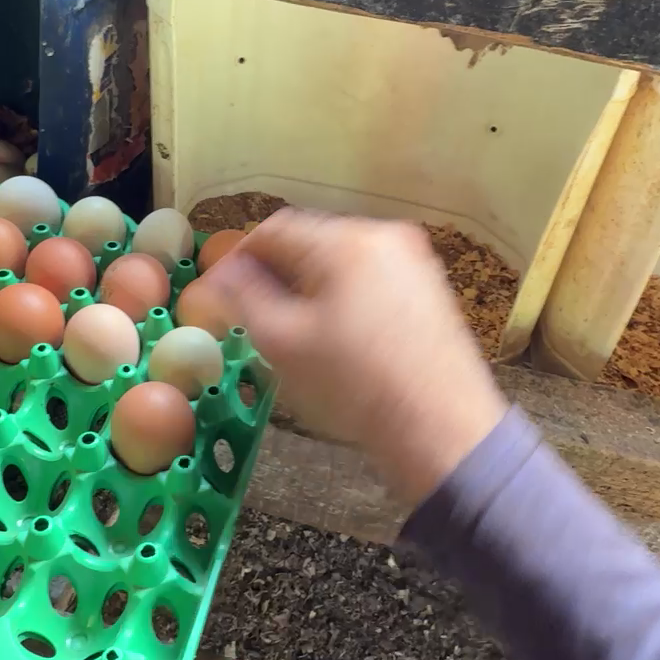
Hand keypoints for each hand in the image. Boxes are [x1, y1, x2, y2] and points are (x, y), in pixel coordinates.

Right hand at [204, 210, 506, 507]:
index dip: (239, 257)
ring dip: (307, 284)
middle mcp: (384, 236)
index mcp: (346, 240)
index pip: (275, 230)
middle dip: (275, 272)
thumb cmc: (355, 387)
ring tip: (287, 326)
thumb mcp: (284, 343)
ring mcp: (413, 261)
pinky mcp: (428, 288)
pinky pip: (370, 278)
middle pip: (311, 241)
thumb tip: (221, 275)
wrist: (442, 429)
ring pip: (341, 261)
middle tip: (248, 310)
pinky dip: (342, 295)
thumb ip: (244, 297)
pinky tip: (331, 333)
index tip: (217, 290)